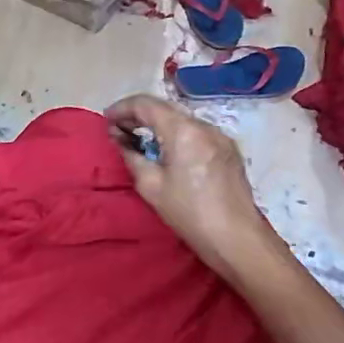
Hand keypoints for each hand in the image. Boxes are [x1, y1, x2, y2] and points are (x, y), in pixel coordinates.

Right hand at [104, 95, 291, 280]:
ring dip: (159, 125)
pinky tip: (168, 152)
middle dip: (139, 115)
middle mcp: (204, 125)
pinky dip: (177, 135)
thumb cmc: (189, 213)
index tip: (106, 120)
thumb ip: (131, 156)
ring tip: (141, 142)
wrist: (237, 238)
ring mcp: (220, 136)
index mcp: (182, 130)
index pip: (146, 104)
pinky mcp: (229, 149)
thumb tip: (119, 139)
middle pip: (165, 108)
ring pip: (182, 119)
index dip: (122, 108)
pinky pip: (196, 132)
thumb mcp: (151, 186)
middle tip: (119, 131)